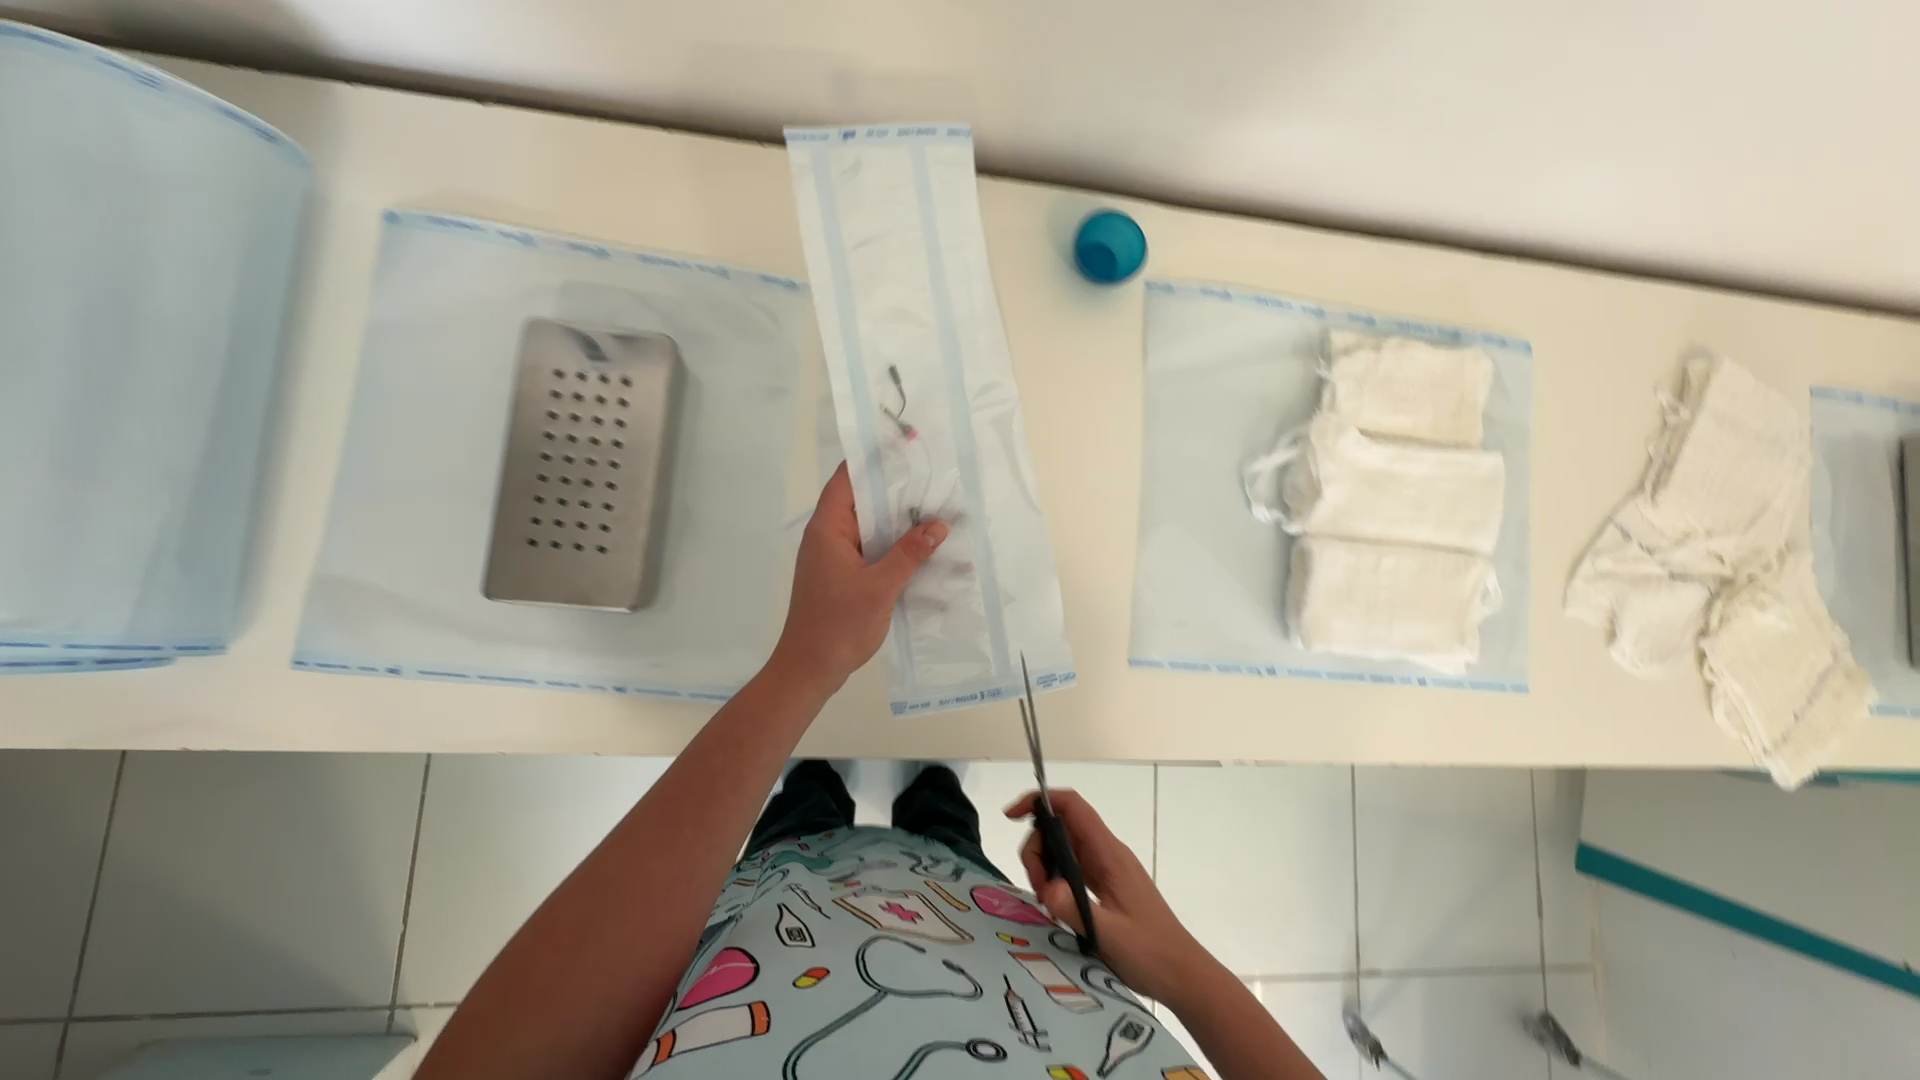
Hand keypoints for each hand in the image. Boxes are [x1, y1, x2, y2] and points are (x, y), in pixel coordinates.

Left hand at [771, 463, 946, 690]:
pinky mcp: (842, 578)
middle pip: (861, 501)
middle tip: (931, 476)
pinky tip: (920, 550)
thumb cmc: (837, 625)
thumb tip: (937, 525)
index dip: (872, 459)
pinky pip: (870, 551)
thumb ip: (909, 554)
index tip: (903, 444)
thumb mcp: (880, 587)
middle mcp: (828, 538)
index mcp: (827, 529)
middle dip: (894, 490)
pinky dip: (892, 547)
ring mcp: (834, 559)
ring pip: (868, 528)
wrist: (809, 670)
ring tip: (933, 508)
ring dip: (896, 521)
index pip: (846, 479)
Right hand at [1006, 789, 1210, 1005]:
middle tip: (1038, 889)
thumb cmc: (1150, 951)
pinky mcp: (1104, 885)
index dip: (1040, 800)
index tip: (1012, 816)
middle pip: (1060, 828)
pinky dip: (1056, 879)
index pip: (1072, 807)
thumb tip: (1046, 888)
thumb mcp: (1109, 934)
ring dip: (1045, 867)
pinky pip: (1071, 867)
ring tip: (1048, 902)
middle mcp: (1107, 853)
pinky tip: (1056, 905)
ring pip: (1063, 848)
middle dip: (1037, 849)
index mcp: (1109, 854)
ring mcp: (1106, 868)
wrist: (1182, 973)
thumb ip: (1074, 909)